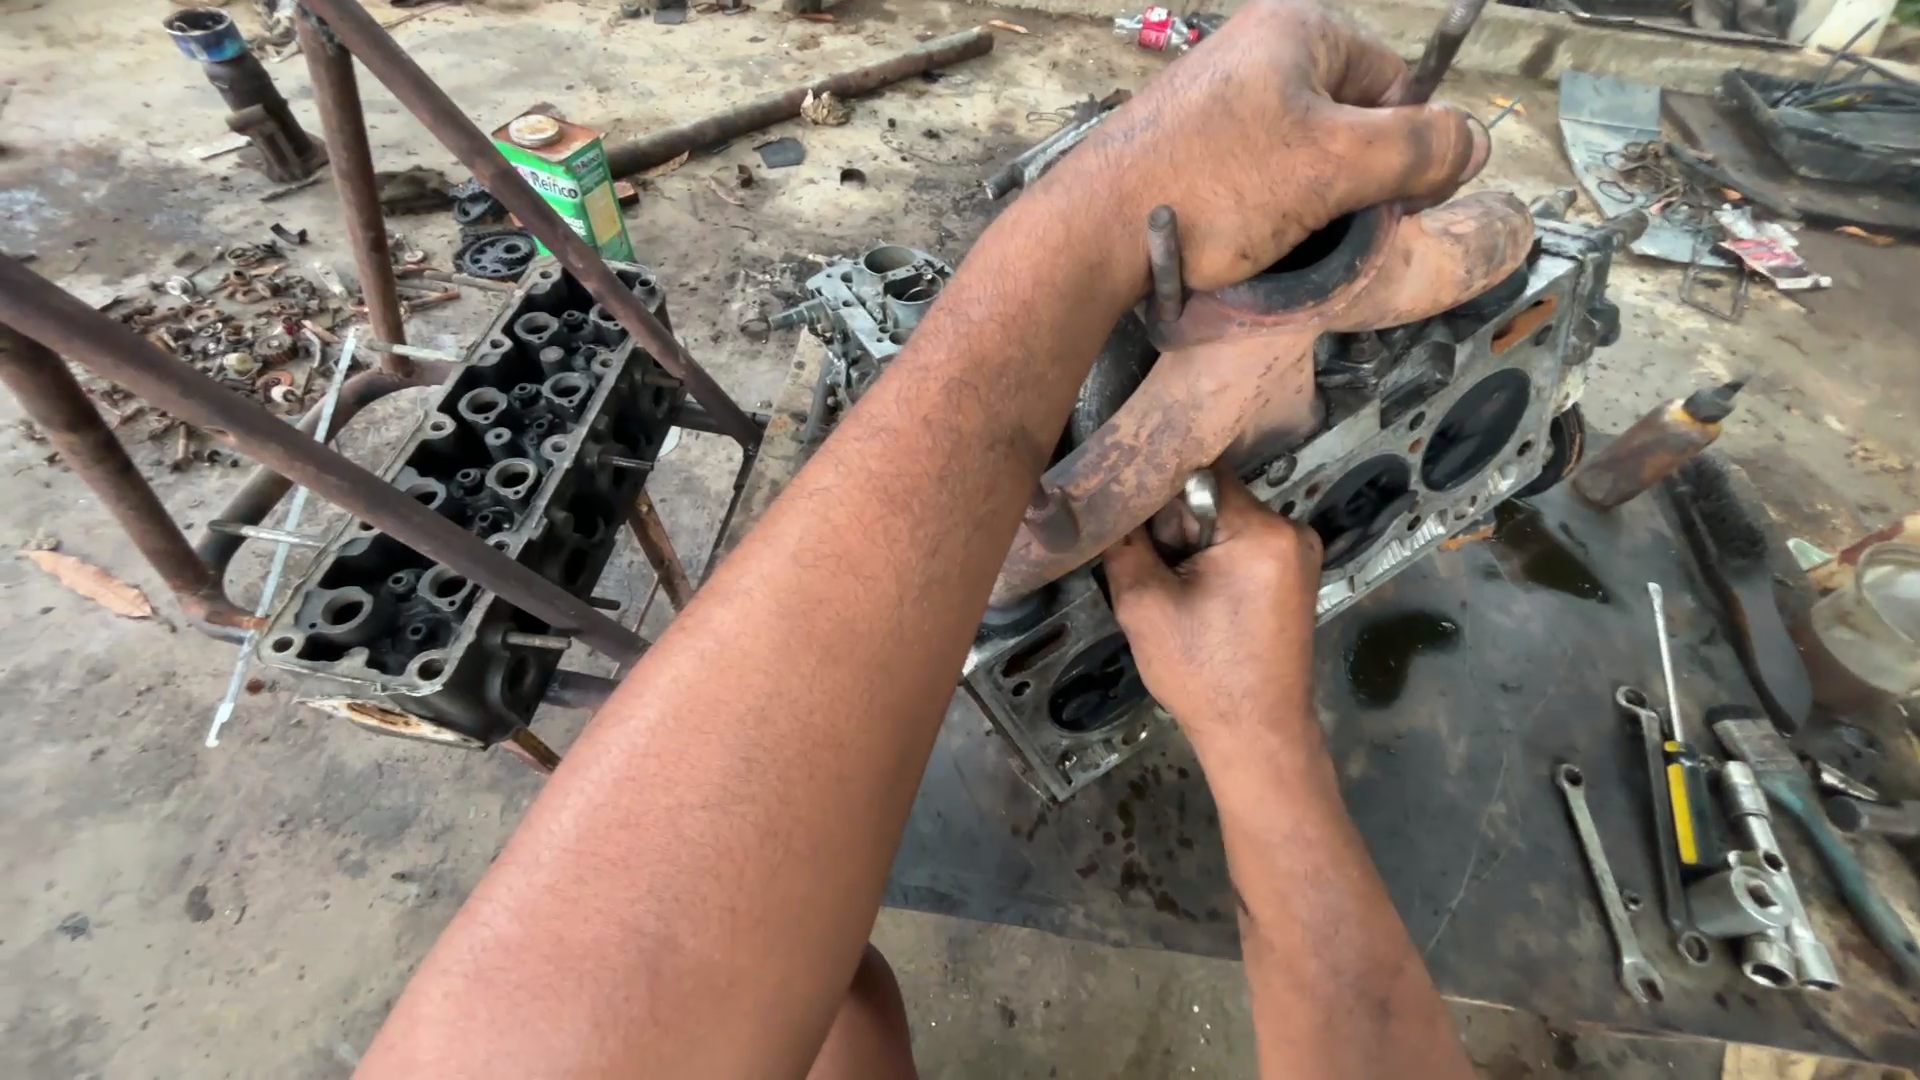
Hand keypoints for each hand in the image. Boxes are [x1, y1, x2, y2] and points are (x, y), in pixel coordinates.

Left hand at [1056, 0, 1491, 288]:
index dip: (1405, 146)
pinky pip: (1238, 177)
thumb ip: (1419, 149)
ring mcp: (1203, 103)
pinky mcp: (1172, 149)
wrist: (1094, 234)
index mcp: (1295, 30)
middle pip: (1337, 119)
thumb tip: (1474, 145)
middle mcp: (1246, 54)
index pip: (1390, 79)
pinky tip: (1240, 241)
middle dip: (1346, 180)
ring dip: (1299, 202)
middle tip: (1333, 233)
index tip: (1395, 207)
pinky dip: (1251, 209)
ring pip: (1285, 155)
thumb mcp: (1337, 166)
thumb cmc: (1218, 190)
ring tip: (1282, 244)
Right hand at [1104, 476, 1322, 740]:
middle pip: (1212, 499)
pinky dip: (1213, 562)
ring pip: (1224, 524)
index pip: (1198, 474)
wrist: (1256, 734)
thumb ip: (1123, 543)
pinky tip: (1197, 599)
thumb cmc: (1200, 671)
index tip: (1129, 517)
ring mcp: (1299, 555)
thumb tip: (1107, 503)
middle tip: (1151, 569)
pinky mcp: (1295, 578)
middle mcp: (1291, 530)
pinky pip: (1241, 548)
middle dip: (1174, 526)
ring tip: (1172, 590)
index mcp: (1261, 530)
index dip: (1157, 493)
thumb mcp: (1142, 604)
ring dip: (1191, 546)